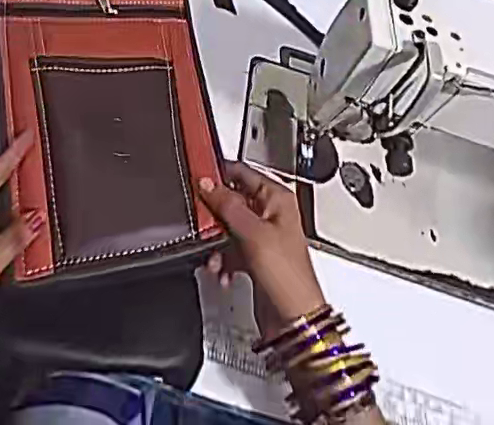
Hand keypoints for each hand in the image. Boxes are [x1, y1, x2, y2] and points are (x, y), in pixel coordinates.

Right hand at [198, 162, 326, 334]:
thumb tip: (208, 184)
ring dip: (216, 242)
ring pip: (228, 227)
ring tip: (214, 256)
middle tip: (203, 224)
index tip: (199, 178)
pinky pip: (230, 249)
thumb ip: (228, 206)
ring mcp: (262, 237)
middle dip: (216, 217)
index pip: (243, 173)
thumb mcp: (253, 233)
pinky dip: (223, 259)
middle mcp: (270, 214)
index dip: (221, 174)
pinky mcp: (255, 258)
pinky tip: (222, 271)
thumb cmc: (288, 276)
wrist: (293, 320)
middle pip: (233, 201)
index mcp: (277, 198)